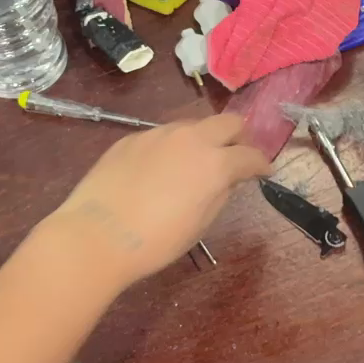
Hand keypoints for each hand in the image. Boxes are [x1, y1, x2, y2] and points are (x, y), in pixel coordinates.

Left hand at [43, 113, 269, 293]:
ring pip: (193, 125)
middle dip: (238, 138)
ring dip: (203, 139)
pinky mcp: (132, 137)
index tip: (264, 171)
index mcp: (215, 163)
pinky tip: (159, 170)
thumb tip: (227, 179)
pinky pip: (162, 135)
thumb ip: (220, 193)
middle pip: (228, 122)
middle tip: (236, 157)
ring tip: (194, 164)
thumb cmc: (156, 240)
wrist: (98, 234)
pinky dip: (171, 147)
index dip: (262, 164)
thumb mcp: (200, 223)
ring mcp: (158, 133)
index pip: (250, 155)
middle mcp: (190, 138)